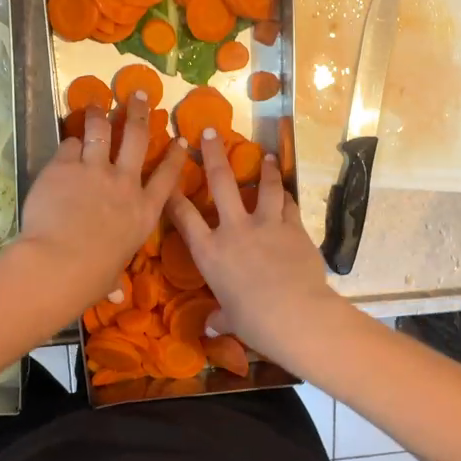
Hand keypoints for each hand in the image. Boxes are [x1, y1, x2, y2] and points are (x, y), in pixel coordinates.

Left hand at [19, 92, 186, 306]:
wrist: (61, 262)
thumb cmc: (92, 277)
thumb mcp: (113, 276)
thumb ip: (115, 279)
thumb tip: (115, 298)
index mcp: (145, 212)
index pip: (167, 177)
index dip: (175, 156)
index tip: (179, 139)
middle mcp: (125, 184)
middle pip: (136, 138)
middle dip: (139, 113)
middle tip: (140, 95)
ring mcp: (95, 171)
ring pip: (101, 131)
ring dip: (101, 114)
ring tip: (98, 102)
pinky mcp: (65, 167)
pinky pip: (70, 145)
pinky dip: (71, 141)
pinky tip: (68, 138)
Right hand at [166, 128, 347, 356]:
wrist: (293, 313)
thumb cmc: (253, 321)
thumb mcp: (230, 320)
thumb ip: (220, 317)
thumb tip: (212, 328)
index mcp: (209, 252)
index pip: (184, 216)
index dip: (173, 195)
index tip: (167, 177)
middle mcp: (234, 230)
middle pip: (221, 182)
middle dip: (214, 154)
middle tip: (211, 133)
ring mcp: (266, 224)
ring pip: (264, 186)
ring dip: (266, 169)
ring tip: (267, 156)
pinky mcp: (293, 227)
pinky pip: (289, 205)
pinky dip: (287, 195)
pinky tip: (287, 190)